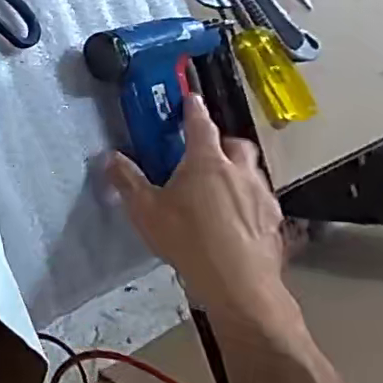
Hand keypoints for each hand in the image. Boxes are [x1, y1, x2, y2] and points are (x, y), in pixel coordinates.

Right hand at [107, 95, 295, 327]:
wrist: (238, 283)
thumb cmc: (188, 240)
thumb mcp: (146, 211)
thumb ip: (127, 181)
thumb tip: (109, 157)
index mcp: (206, 162)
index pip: (200, 125)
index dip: (193, 110)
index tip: (191, 99)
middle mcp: (239, 171)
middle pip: (236, 144)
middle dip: (222, 142)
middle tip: (206, 153)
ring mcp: (261, 196)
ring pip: (252, 173)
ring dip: (238, 173)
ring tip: (221, 190)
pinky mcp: (274, 222)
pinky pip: (261, 202)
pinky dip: (249, 203)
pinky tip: (238, 222)